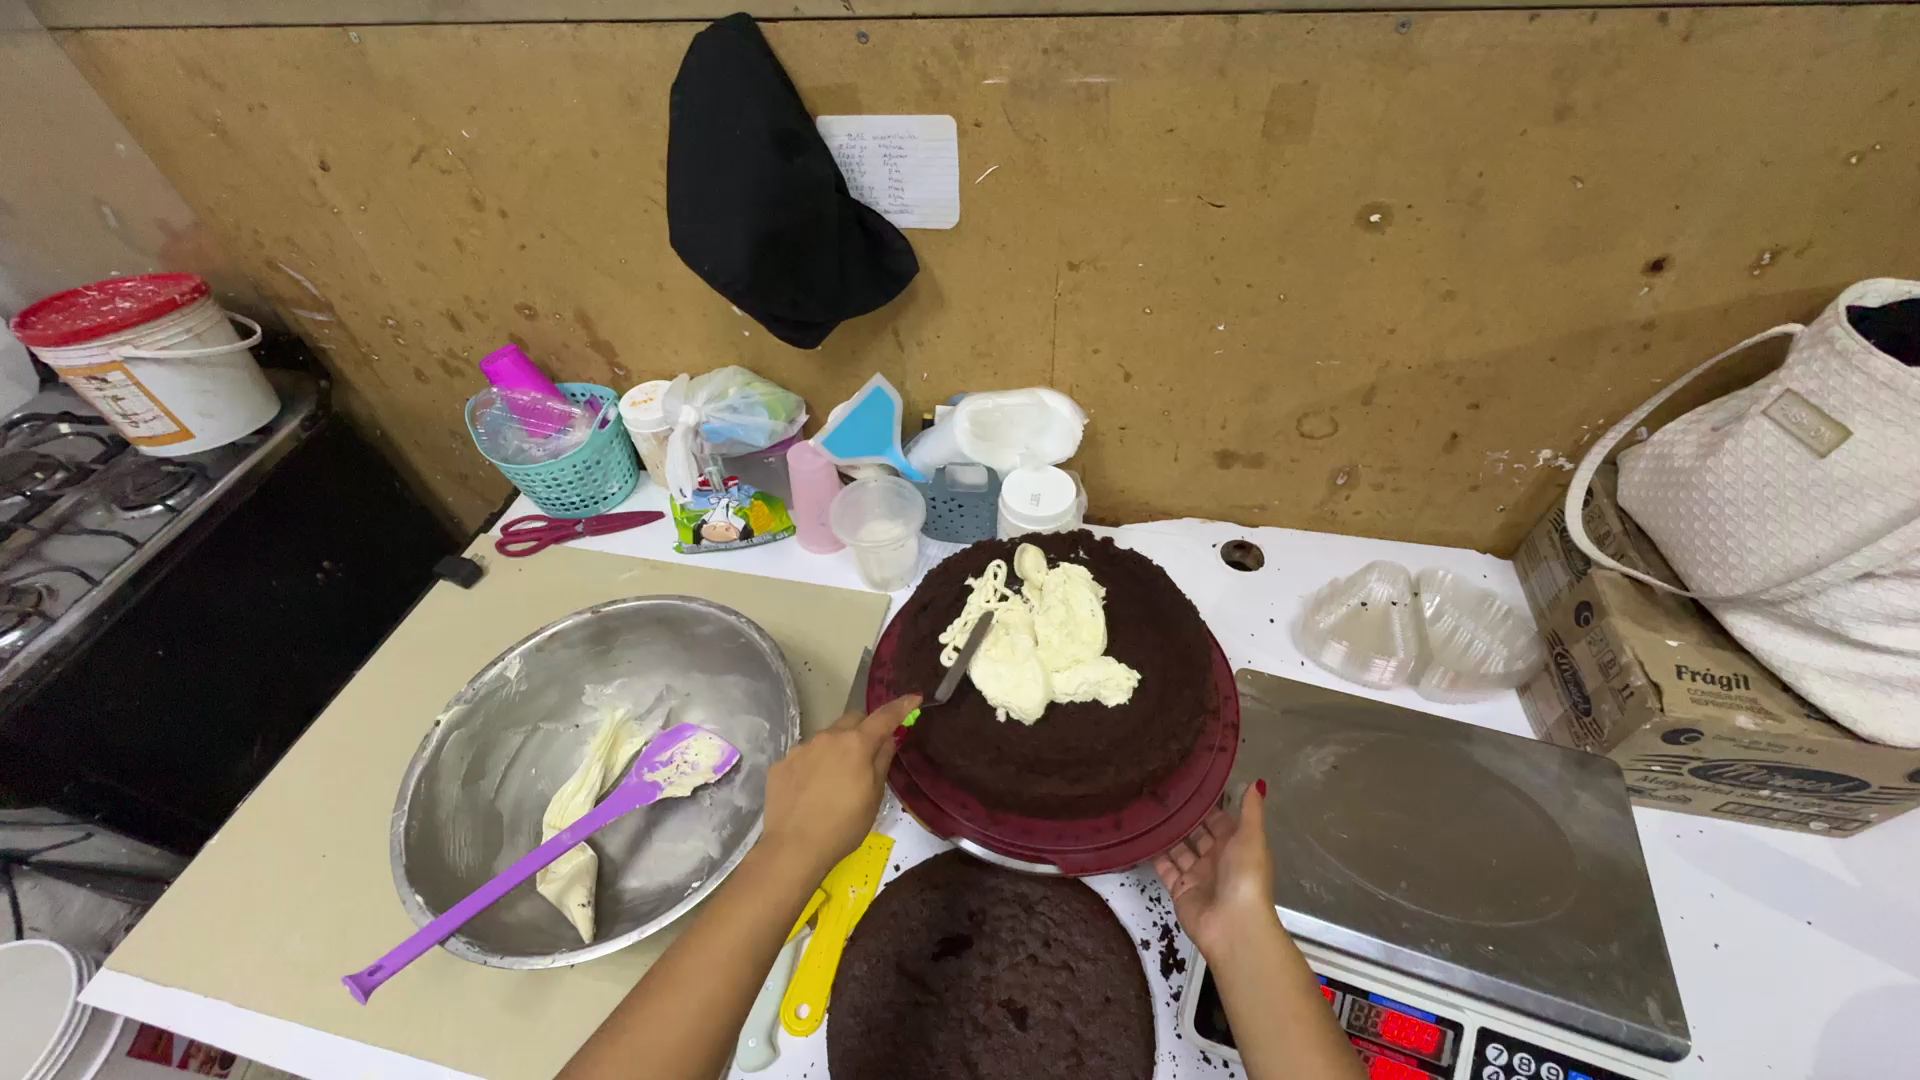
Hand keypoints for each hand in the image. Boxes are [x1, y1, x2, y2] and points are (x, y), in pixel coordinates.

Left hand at [760, 694, 920, 879]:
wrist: (794, 847)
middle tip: (867, 754)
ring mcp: (801, 748)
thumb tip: (888, 738)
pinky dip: (813, 765)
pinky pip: (804, 755)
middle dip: (863, 730)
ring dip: (836, 749)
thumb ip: (882, 760)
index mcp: (856, 743)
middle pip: (852, 720)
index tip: (914, 698)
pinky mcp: (781, 763)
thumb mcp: (874, 796)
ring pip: (826, 738)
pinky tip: (810, 791)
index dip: (901, 706)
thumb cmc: (844, 826)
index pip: (884, 717)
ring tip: (834, 781)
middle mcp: (827, 737)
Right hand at [1154, 782, 1276, 960]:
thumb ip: (1251, 810)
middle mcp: (1216, 859)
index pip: (1219, 821)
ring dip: (1167, 834)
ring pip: (1179, 850)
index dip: (1206, 805)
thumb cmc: (1245, 876)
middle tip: (1160, 795)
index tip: (1186, 783)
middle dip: (1183, 818)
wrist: (1233, 924)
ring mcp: (1197, 876)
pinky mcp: (1179, 889)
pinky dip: (1154, 855)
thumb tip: (1258, 781)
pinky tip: (1141, 836)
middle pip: (1197, 834)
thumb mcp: (1252, 837)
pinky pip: (1165, 869)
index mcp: (1235, 846)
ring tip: (1147, 811)